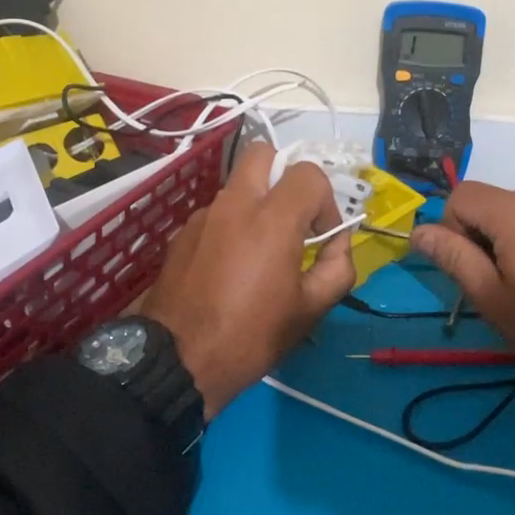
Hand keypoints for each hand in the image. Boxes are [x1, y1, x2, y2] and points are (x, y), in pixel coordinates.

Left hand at [142, 143, 355, 417]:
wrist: (178, 361)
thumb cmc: (251, 336)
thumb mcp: (311, 310)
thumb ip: (337, 267)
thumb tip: (337, 245)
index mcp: (273, 218)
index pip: (308, 174)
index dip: (324, 202)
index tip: (320, 238)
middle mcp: (235, 204)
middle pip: (263, 153)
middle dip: (284, 176)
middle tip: (291, 219)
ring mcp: (203, 216)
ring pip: (238, 186)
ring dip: (256, 203)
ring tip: (260, 252)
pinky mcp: (182, 234)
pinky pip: (216, 213)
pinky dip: (231, 225)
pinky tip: (230, 267)